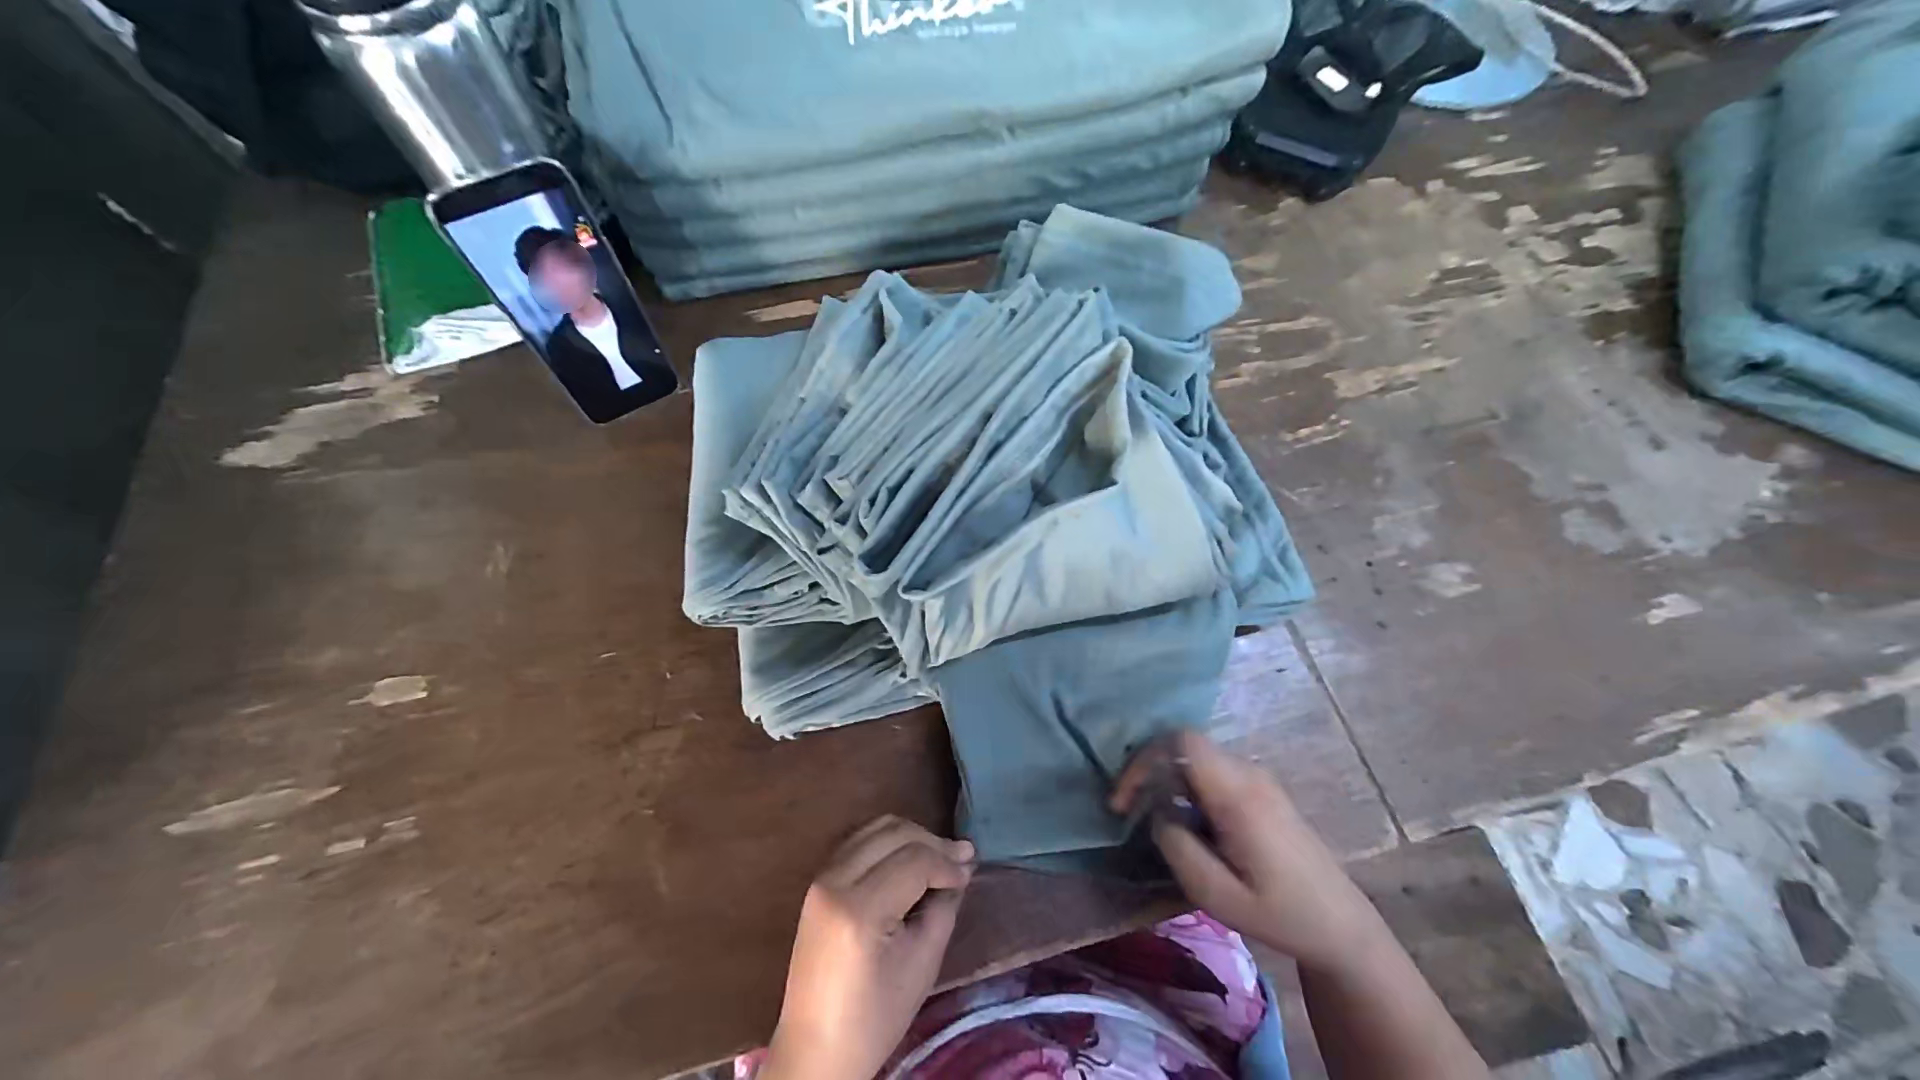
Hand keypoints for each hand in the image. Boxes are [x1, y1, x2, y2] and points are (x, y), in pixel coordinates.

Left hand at [761, 816, 975, 1079]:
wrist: (817, 1047)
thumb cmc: (875, 1017)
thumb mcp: (922, 965)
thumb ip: (943, 909)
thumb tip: (960, 870)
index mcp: (860, 909)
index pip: (914, 860)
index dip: (947, 862)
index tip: (970, 872)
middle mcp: (835, 882)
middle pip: (893, 834)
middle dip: (932, 842)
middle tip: (962, 858)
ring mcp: (821, 879)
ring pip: (874, 829)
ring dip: (910, 836)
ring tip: (938, 857)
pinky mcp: (817, 883)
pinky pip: (858, 842)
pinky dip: (887, 841)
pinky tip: (908, 859)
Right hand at [1111, 732, 1379, 969]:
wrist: (1341, 925)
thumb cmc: (1280, 914)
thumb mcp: (1217, 896)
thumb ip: (1177, 848)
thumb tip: (1157, 814)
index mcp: (1239, 795)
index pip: (1181, 741)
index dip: (1144, 759)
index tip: (1124, 799)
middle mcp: (1248, 773)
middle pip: (1183, 745)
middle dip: (1148, 770)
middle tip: (1127, 809)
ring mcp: (1257, 778)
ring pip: (1195, 758)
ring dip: (1166, 780)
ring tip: (1152, 819)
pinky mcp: (1260, 788)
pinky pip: (1210, 771)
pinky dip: (1185, 787)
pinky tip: (1184, 822)